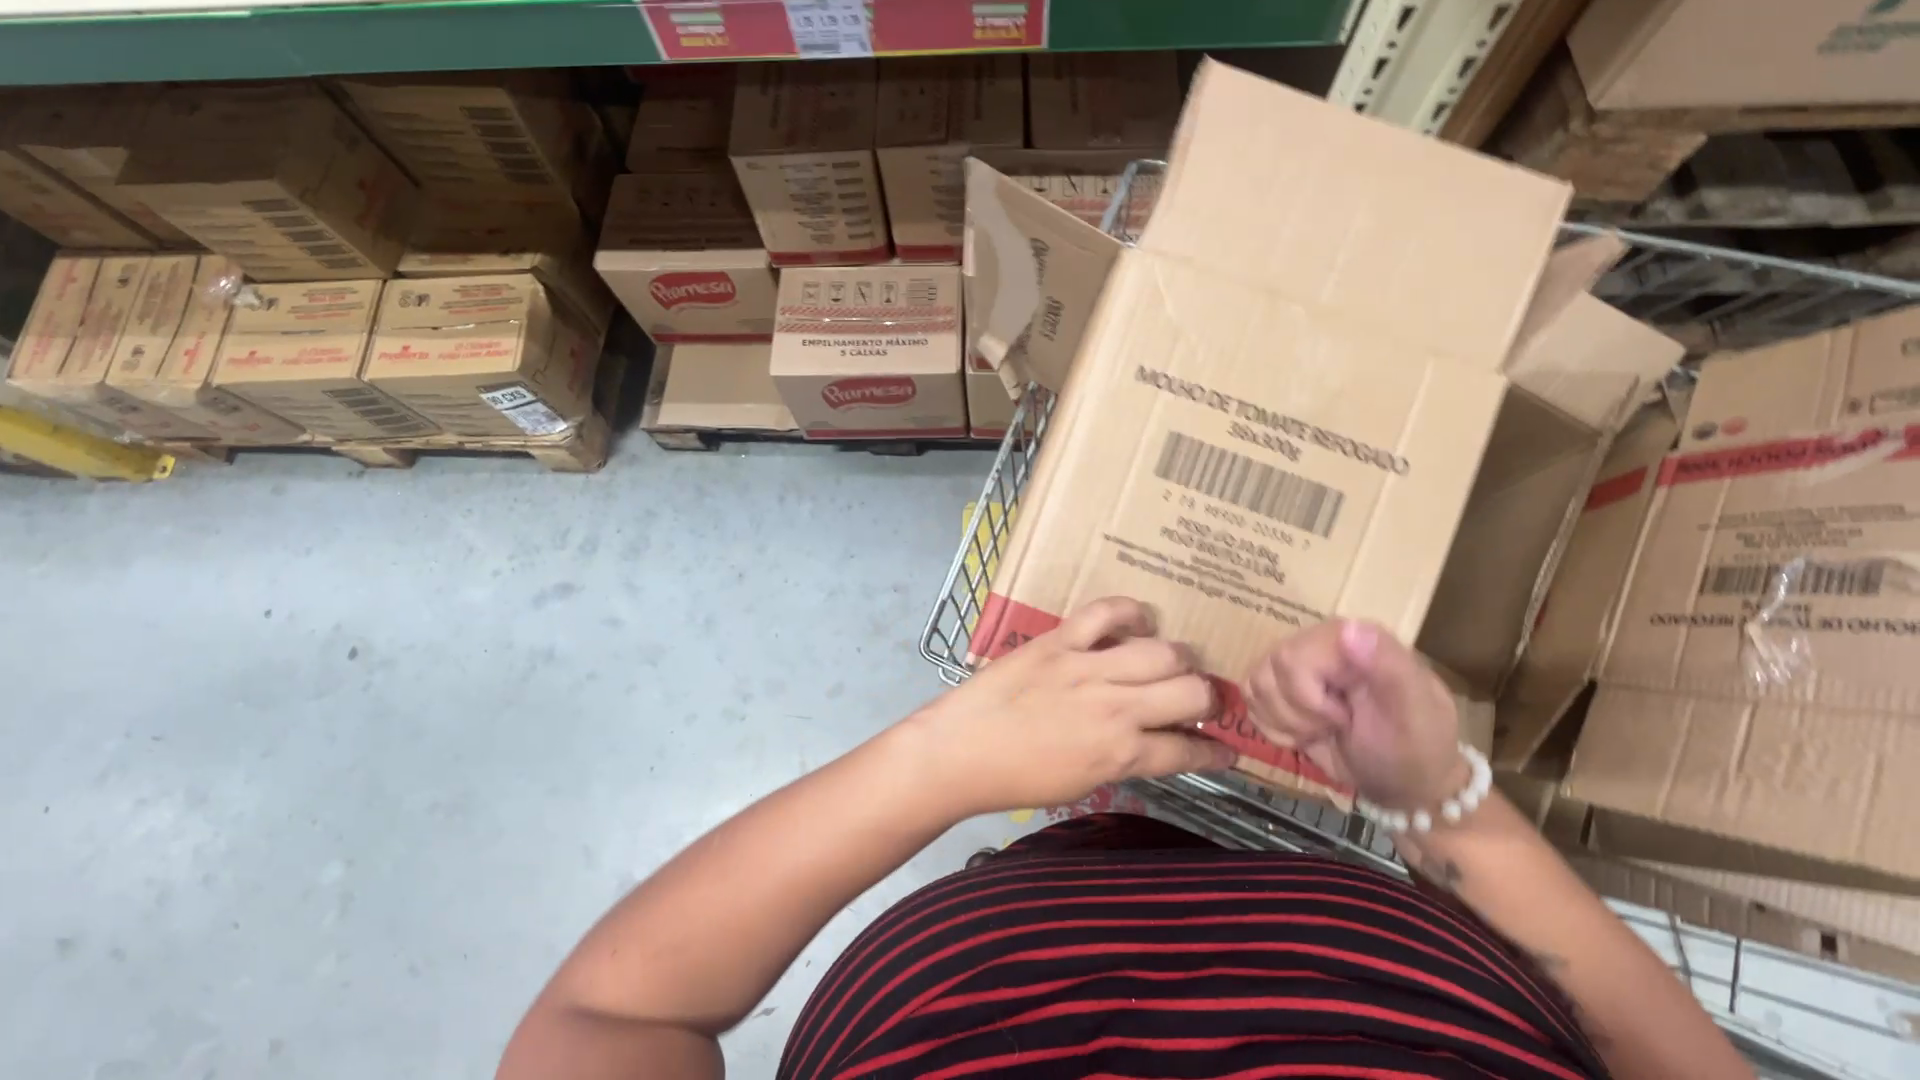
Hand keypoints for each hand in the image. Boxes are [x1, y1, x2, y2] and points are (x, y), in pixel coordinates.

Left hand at [905, 596, 1233, 817]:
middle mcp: (1117, 710)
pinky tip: (1139, 621)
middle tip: (1199, 700)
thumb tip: (1151, 744)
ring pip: (1164, 652)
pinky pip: (1108, 612)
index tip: (1228, 749)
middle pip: (1191, 693)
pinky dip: (1131, 612)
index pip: (1189, 751)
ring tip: (1173, 662)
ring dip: (1179, 659)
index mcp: (1121, 755)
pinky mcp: (1059, 641)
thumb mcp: (1081, 783)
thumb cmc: (1016, 778)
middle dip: (1207, 699)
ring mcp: (1089, 670)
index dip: (1217, 751)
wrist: (959, 752)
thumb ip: (1123, 761)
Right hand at [1245, 619, 1464, 811]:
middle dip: (1297, 714)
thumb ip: (1390, 667)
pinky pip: (1248, 698)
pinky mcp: (1278, 687)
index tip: (1344, 719)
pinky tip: (1303, 734)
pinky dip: (1272, 726)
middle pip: (1270, 670)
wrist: (1403, 785)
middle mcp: (1318, 642)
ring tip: (1321, 731)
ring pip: (1255, 684)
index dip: (1308, 699)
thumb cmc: (1414, 750)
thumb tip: (1350, 627)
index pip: (1293, 657)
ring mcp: (1295, 664)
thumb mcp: (1415, 713)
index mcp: (1351, 637)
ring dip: (1285, 722)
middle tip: (1334, 727)